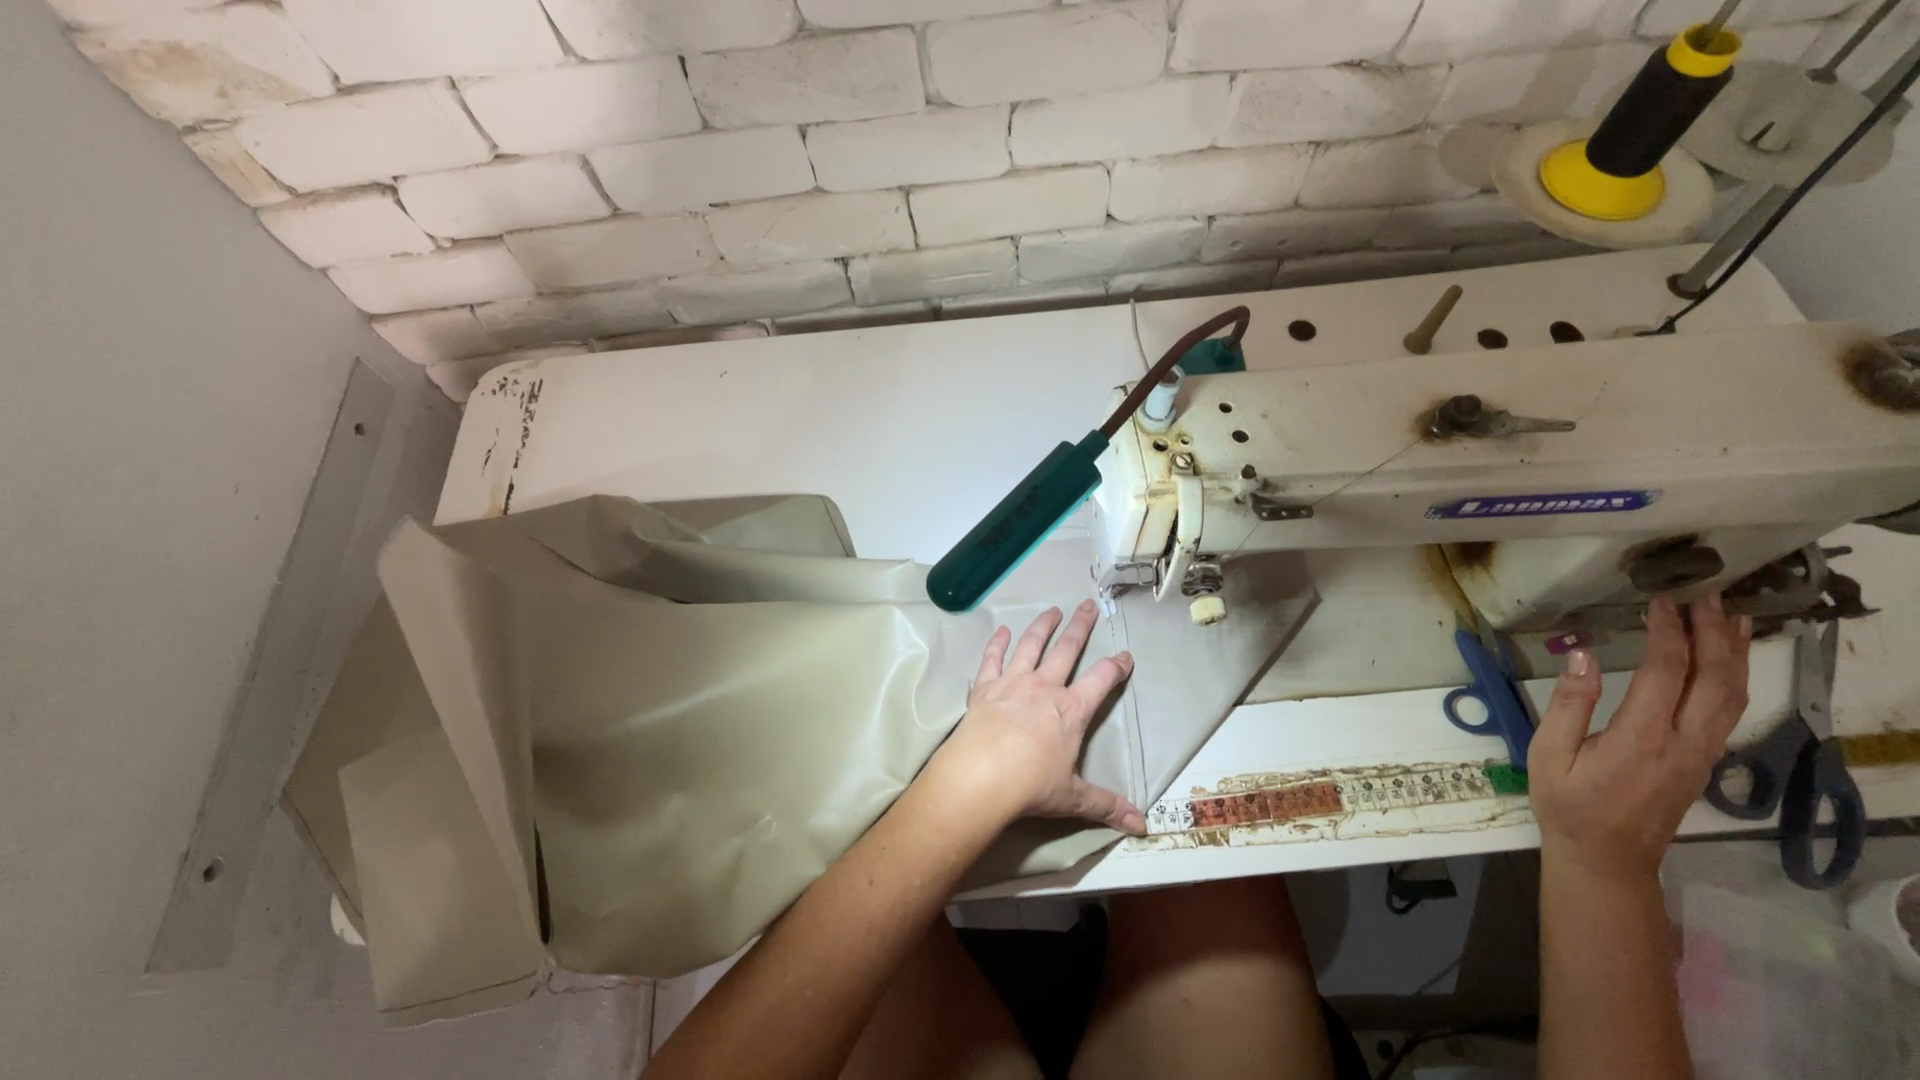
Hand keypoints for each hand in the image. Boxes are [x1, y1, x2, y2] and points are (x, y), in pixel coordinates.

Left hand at [928, 601, 1145, 834]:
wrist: (979, 778)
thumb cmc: (1030, 786)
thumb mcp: (1072, 798)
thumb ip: (1106, 805)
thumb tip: (1140, 824)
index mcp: (1071, 710)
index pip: (1101, 681)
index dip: (1116, 666)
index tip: (1126, 655)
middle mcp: (1044, 688)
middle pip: (1066, 649)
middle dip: (1080, 627)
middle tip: (1088, 606)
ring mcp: (1012, 683)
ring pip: (1030, 646)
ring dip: (1042, 626)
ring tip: (1051, 610)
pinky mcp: (983, 688)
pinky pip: (992, 659)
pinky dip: (997, 643)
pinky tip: (1001, 631)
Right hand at [1529, 593, 1752, 882]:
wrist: (1606, 858)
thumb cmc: (1567, 804)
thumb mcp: (1549, 755)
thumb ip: (1568, 705)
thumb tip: (1583, 656)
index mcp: (1641, 738)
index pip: (1667, 673)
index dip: (1667, 633)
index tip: (1660, 602)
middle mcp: (1683, 742)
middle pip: (1715, 679)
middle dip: (1714, 633)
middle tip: (1707, 595)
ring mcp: (1702, 753)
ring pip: (1734, 695)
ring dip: (1735, 652)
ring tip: (1731, 617)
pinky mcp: (1705, 759)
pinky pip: (1731, 710)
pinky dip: (1735, 676)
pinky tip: (1729, 660)